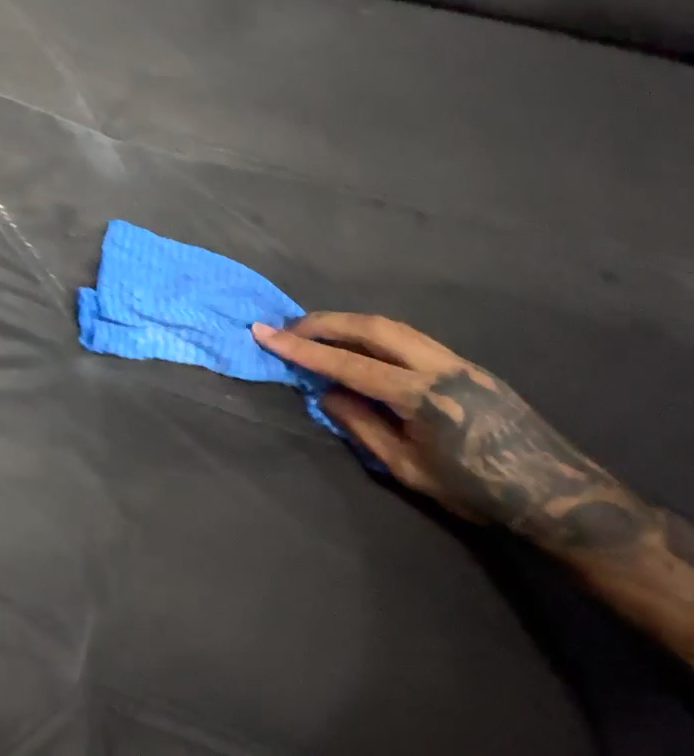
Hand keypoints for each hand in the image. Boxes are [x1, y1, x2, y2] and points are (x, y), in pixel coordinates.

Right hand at [252, 313, 648, 557]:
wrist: (560, 498)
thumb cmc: (477, 492)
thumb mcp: (407, 468)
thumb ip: (362, 426)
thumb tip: (327, 393)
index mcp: (424, 396)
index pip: (348, 363)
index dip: (301, 348)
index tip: (263, 332)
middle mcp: (442, 368)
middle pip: (373, 327)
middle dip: (324, 323)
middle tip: (287, 329)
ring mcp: (460, 364)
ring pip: (394, 328)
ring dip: (349, 326)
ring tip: (316, 336)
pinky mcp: (469, 368)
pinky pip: (411, 340)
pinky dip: (374, 337)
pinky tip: (358, 351)